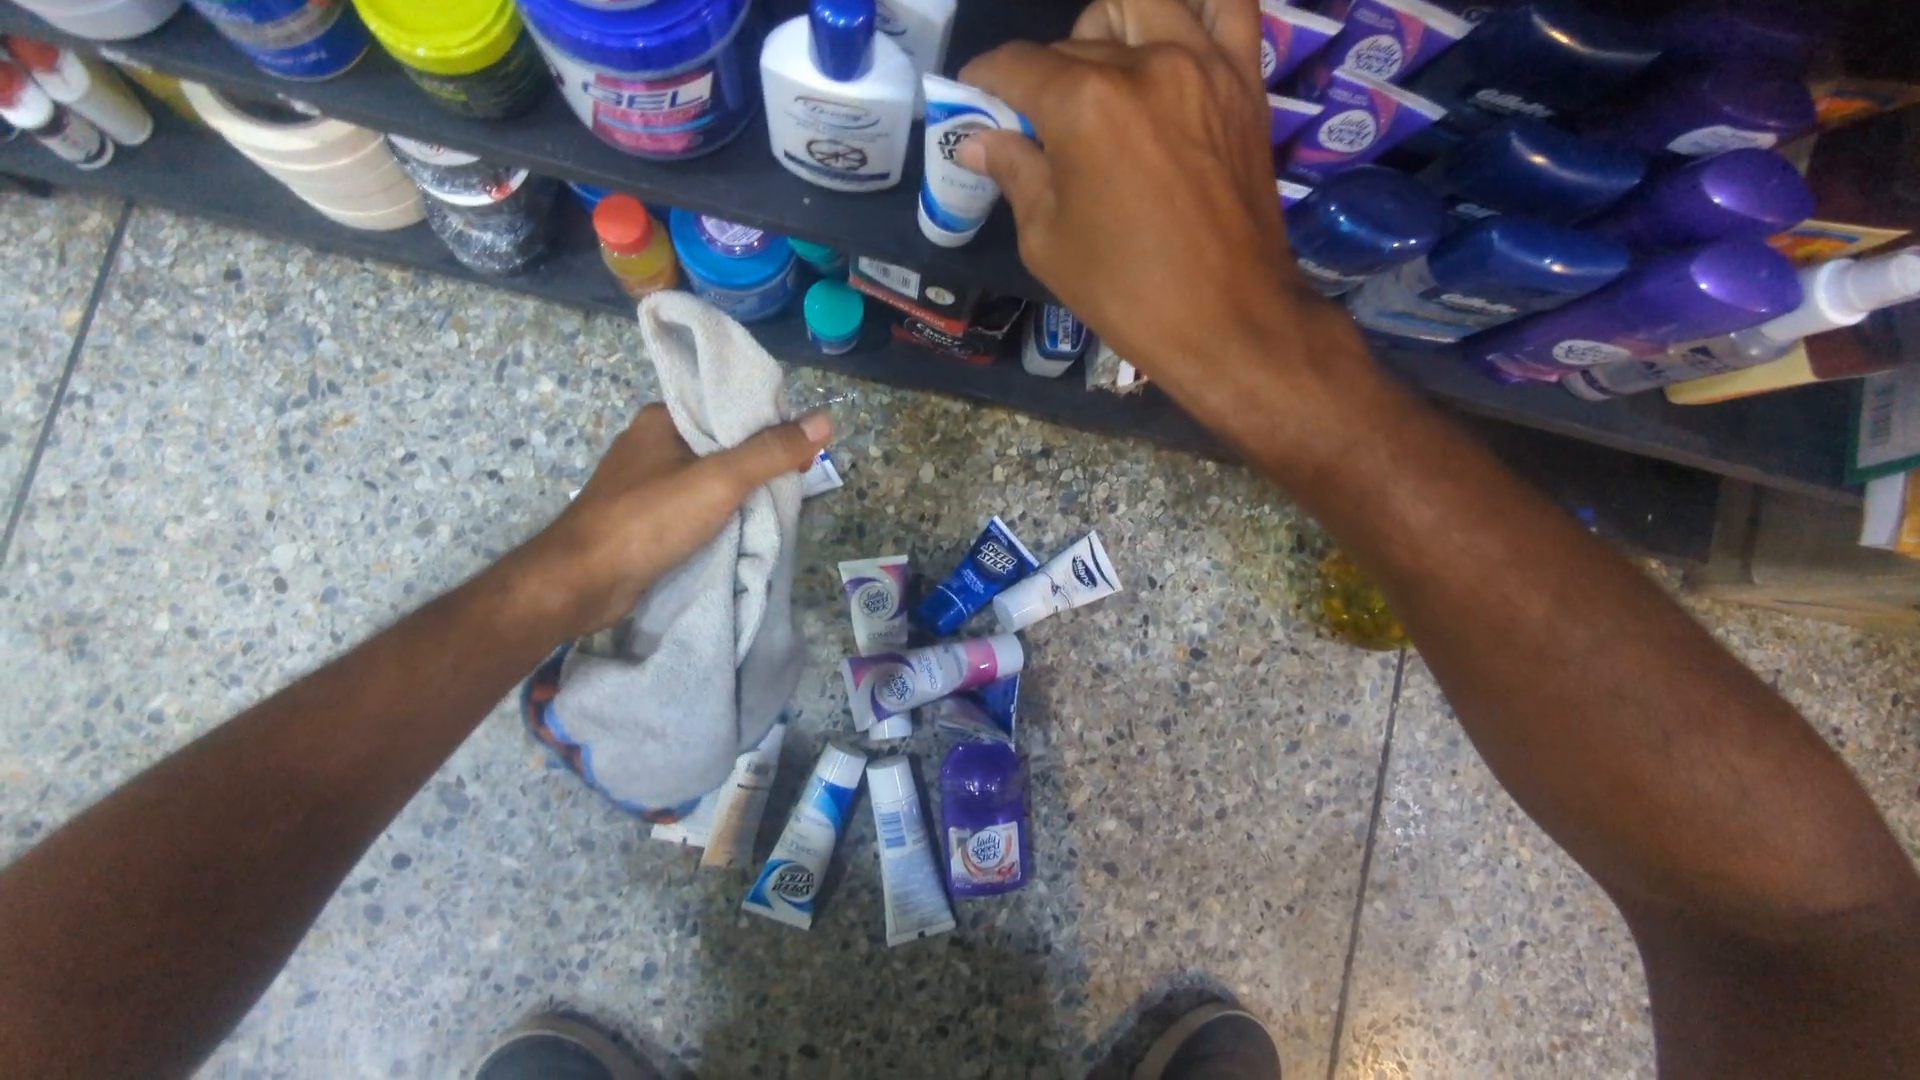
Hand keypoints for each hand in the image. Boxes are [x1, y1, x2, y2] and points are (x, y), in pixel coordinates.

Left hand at [511, 405, 831, 637]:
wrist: (581, 583)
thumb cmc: (648, 521)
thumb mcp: (720, 480)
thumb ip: (771, 451)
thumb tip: (826, 420)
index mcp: (664, 419)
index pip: (728, 405)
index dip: (770, 422)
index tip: (803, 448)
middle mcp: (653, 443)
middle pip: (723, 441)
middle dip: (760, 460)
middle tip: (797, 480)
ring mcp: (646, 483)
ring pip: (710, 476)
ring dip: (742, 491)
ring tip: (778, 505)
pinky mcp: (644, 518)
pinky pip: (695, 505)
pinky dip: (721, 514)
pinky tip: (744, 527)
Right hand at [958, 1, 1383, 459]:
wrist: (1225, 320)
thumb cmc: (1126, 292)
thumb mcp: (1048, 243)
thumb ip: (1014, 173)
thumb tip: (978, 140)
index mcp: (1085, 106)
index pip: (1018, 65)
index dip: (985, 78)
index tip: (975, 97)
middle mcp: (1144, 64)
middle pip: (1075, 38)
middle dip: (1044, 75)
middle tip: (1041, 123)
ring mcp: (1203, 64)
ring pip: (1140, 5)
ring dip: (1106, 31)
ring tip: (1102, 78)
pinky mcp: (1246, 81)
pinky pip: (1227, 6)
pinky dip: (1193, 10)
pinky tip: (1172, 40)